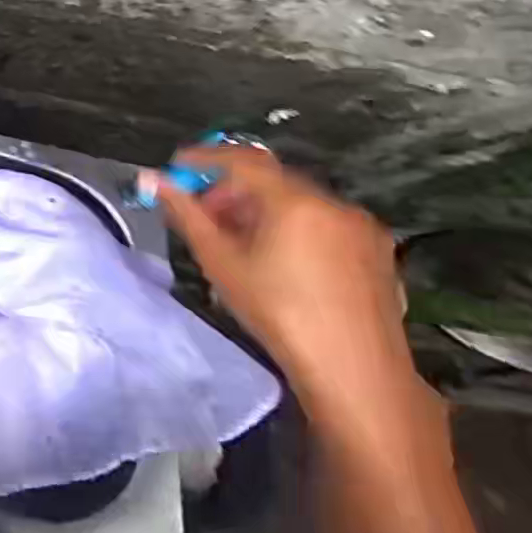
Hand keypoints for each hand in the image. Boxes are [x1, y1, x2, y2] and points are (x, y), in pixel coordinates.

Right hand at [149, 146, 419, 419]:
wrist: (355, 373)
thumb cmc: (277, 312)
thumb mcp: (219, 261)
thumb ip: (185, 213)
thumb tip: (154, 180)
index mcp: (295, 201)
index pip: (242, 160)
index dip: (204, 159)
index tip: (176, 167)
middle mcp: (333, 204)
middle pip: (271, 180)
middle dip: (230, 191)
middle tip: (202, 214)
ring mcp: (361, 229)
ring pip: (298, 202)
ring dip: (260, 209)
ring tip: (236, 242)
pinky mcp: (377, 253)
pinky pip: (323, 223)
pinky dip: (292, 227)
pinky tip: (278, 260)